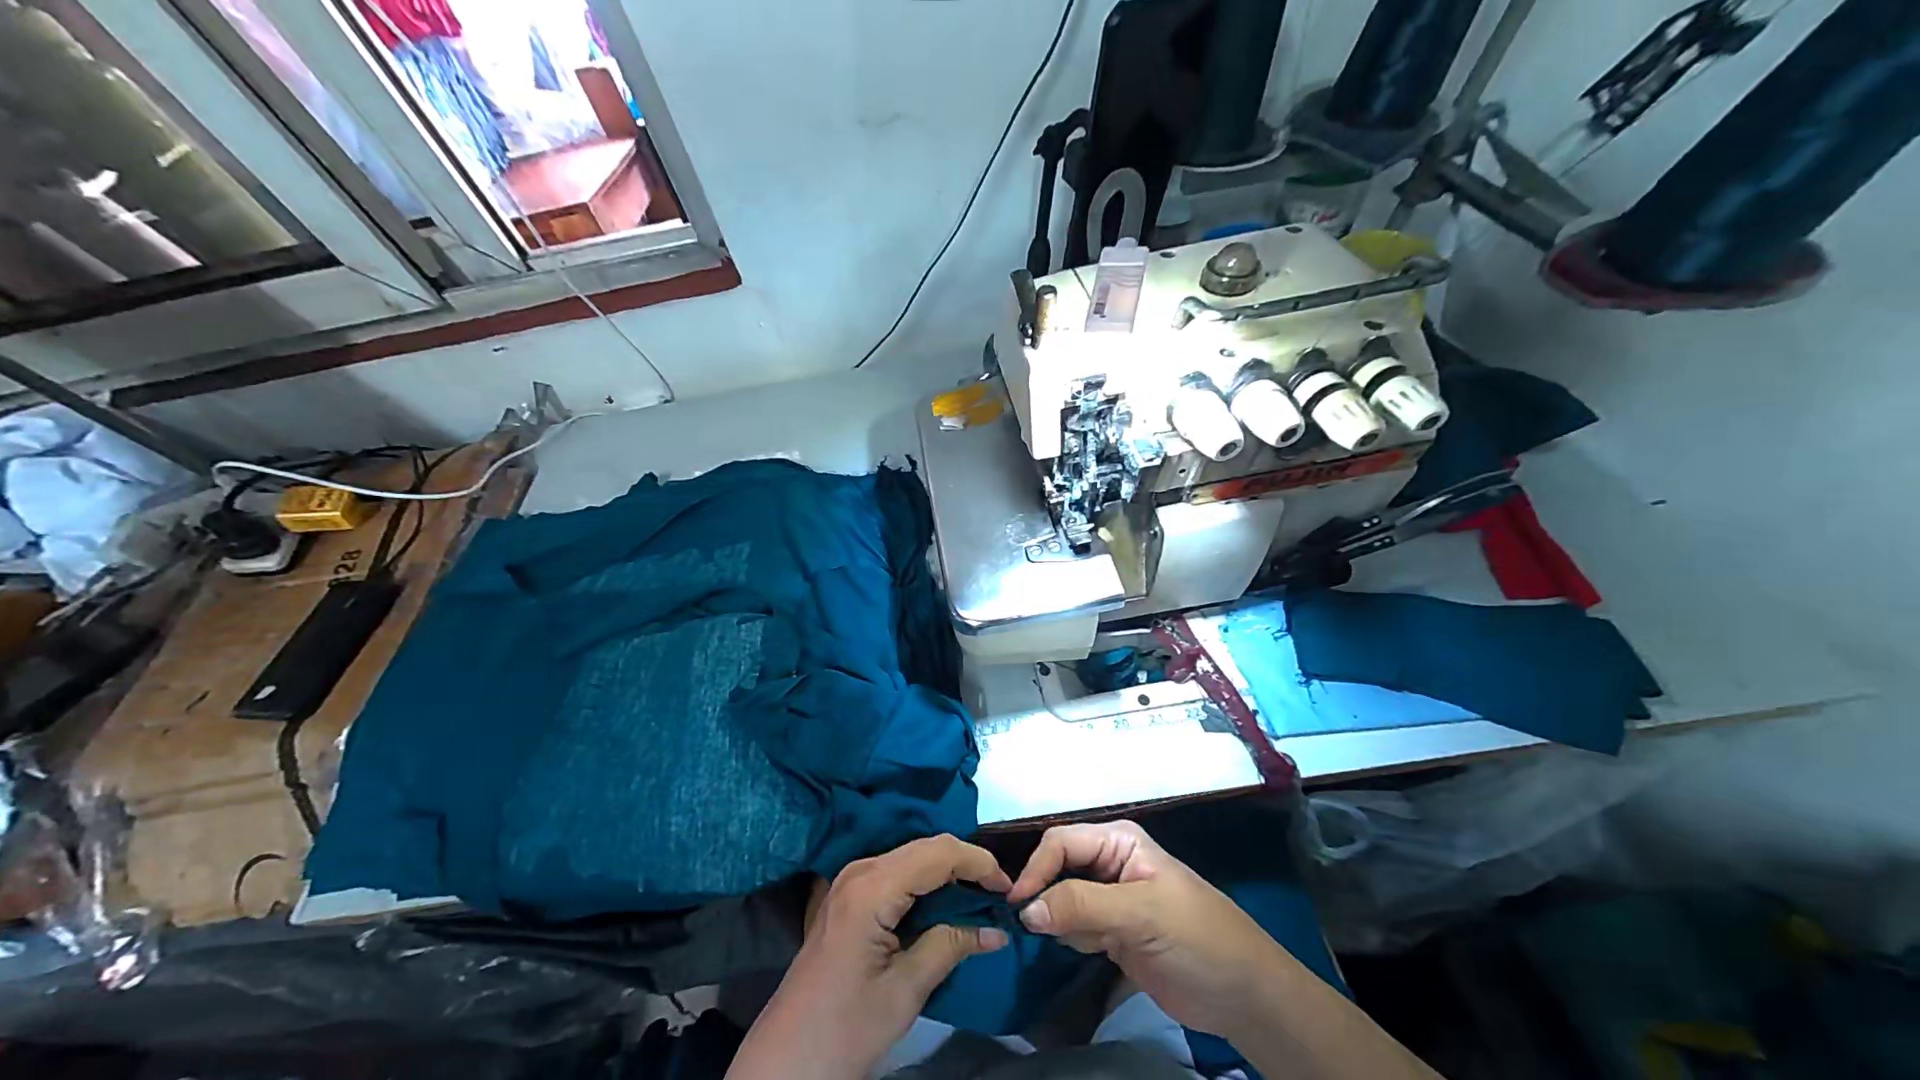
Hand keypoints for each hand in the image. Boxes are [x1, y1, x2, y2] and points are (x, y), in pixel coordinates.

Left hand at [726, 835, 1012, 1079]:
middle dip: (966, 864)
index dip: (978, 863)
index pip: (937, 853)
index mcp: (871, 888)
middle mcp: (859, 870)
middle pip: (925, 848)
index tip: (1008, 888)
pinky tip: (946, 902)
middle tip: (999, 894)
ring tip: (980, 897)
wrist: (785, 1060)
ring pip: (911, 857)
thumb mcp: (905, 991)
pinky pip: (896, 873)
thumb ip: (950, 946)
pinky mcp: (847, 896)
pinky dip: (926, 881)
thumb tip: (996, 930)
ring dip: (947, 871)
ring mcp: (849, 881)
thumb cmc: (845, 1029)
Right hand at [1006, 820, 1296, 1039]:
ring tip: (1072, 941)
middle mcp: (1108, 862)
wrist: (1242, 996)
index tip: (1016, 906)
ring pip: (1059, 899)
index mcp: (1118, 841)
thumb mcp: (1142, 915)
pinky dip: (1068, 938)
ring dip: (1056, 920)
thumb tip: (1024, 909)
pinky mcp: (1109, 931)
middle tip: (1029, 928)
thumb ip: (1083, 905)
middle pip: (1056, 868)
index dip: (1036, 869)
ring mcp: (1109, 898)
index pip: (1061, 843)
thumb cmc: (1198, 938)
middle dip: (1043, 895)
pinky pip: (1072, 926)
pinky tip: (1088, 950)